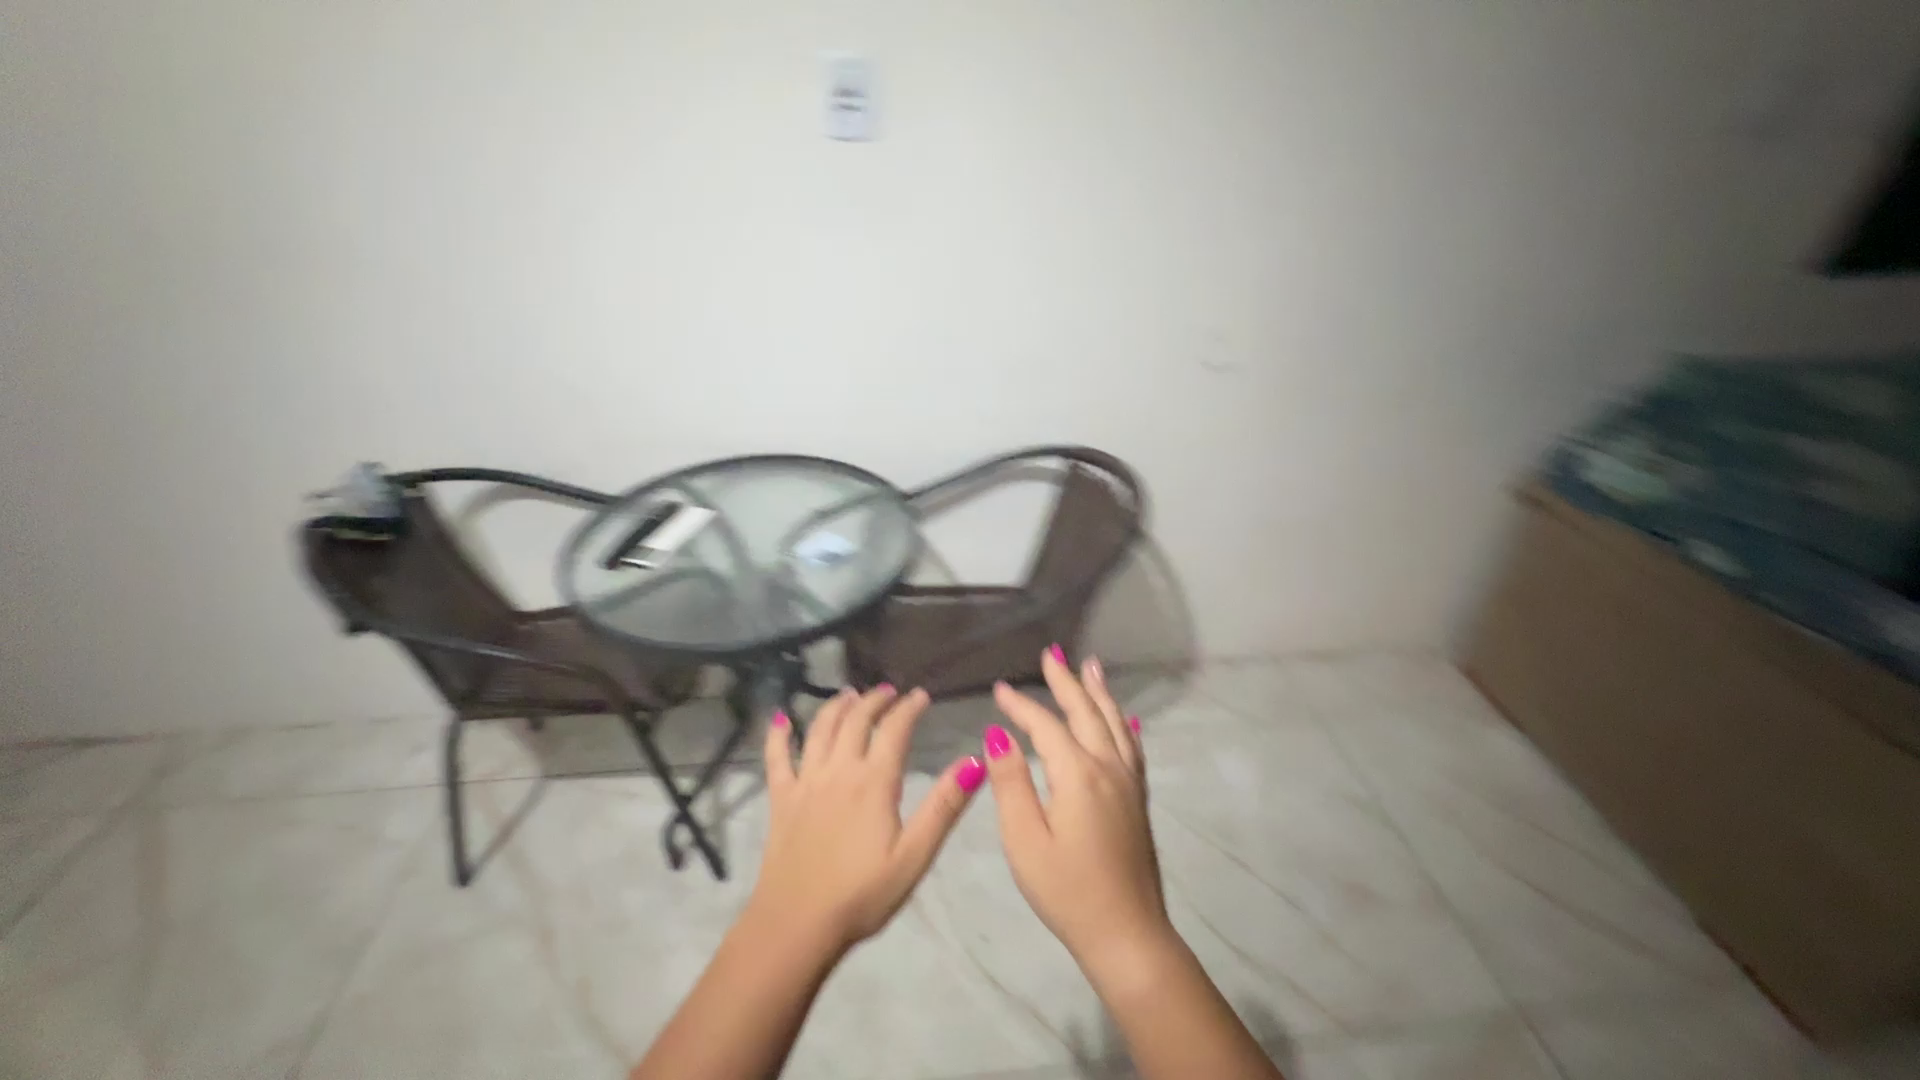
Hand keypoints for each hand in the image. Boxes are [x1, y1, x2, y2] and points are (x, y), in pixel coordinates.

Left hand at [751, 685, 985, 951]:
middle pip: (856, 721)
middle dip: (874, 700)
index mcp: (874, 782)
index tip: (921, 695)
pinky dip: (777, 734)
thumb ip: (944, 806)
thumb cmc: (863, 894)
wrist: (797, 923)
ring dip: (836, 706)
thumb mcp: (915, 854)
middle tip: (889, 692)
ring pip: (819, 729)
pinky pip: (776, 757)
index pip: (894, 730)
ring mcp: (805, 782)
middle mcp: (838, 771)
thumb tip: (976, 761)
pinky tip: (779, 719)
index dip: (909, 708)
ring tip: (849, 694)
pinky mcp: (780, 800)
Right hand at [983, 648, 1172, 981]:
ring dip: (1099, 693)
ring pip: (1114, 723)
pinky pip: (1132, 747)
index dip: (1021, 706)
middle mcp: (1108, 767)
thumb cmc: (1066, 889)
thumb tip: (998, 736)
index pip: (1046, 726)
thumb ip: (1011, 783)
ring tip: (1091, 666)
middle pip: (1086, 712)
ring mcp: (1129, 783)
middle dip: (1066, 681)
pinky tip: (1126, 720)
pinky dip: (1124, 724)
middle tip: (1052, 653)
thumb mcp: (1024, 839)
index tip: (999, 688)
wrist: (1126, 932)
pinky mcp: (1138, 800)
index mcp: (1077, 774)